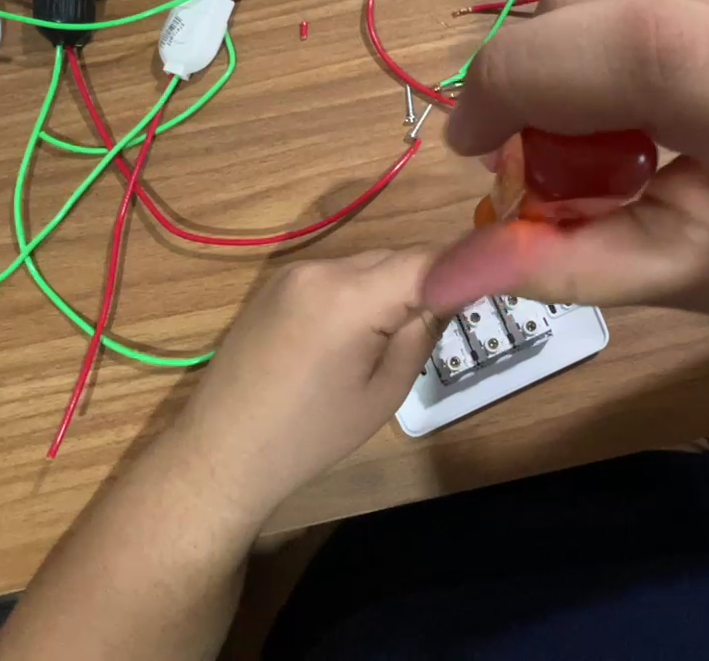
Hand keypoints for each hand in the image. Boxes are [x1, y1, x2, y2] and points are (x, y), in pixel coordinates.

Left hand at [167, 250, 437, 522]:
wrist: (221, 451)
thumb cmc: (310, 435)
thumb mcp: (384, 393)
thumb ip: (422, 332)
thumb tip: (449, 293)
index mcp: (349, 295)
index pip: (424, 260)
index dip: (461, 267)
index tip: (487, 283)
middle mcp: (320, 268)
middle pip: (394, 257)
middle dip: (425, 279)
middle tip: (441, 319)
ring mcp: (293, 272)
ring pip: (366, 263)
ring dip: (390, 285)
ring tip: (395, 331)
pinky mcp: (276, 283)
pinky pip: (336, 274)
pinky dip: (358, 290)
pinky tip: (353, 331)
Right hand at [426, 0, 708, 326]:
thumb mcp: (683, 279)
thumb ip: (562, 267)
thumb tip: (437, 277)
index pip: (636, 45)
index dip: (521, 80)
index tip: (474, 150)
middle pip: (590, 2)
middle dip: (523, 76)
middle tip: (530, 159)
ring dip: (554, 58)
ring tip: (586, 136)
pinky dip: (590, 42)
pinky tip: (628, 101)